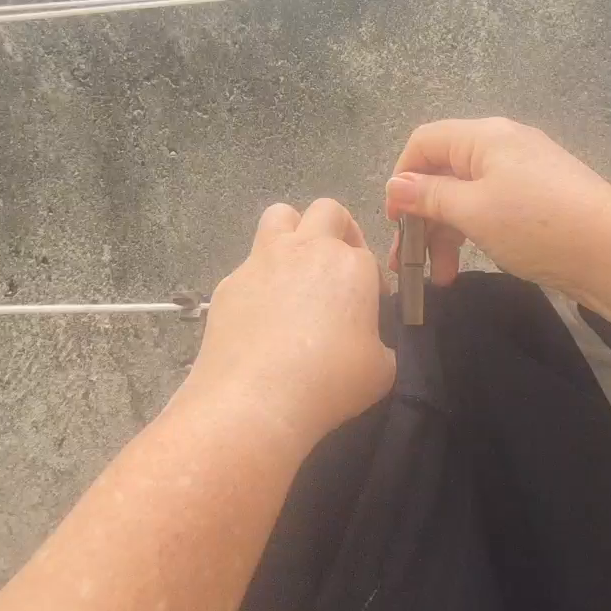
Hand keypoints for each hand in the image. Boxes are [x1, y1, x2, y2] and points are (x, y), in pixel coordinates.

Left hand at [181, 199, 392, 449]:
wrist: (256, 399)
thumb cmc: (328, 383)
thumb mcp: (381, 371)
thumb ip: (380, 344)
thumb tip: (366, 341)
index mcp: (350, 265)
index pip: (367, 255)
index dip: (370, 280)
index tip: (367, 307)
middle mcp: (307, 249)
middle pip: (327, 210)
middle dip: (338, 230)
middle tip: (337, 266)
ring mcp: (263, 260)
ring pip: (280, 215)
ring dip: (293, 231)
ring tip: (295, 269)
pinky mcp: (229, 281)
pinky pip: (249, 265)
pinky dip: (259, 279)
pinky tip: (260, 316)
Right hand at [383, 118, 610, 304]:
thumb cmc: (537, 225)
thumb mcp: (474, 211)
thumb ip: (429, 196)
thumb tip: (394, 184)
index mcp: (483, 136)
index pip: (424, 142)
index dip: (401, 178)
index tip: (394, 221)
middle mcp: (502, 145)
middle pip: (444, 172)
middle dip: (422, 216)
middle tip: (410, 262)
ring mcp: (523, 172)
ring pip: (466, 196)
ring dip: (446, 233)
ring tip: (441, 278)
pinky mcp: (539, 199)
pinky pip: (491, 208)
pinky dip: (473, 233)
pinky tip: (469, 264)